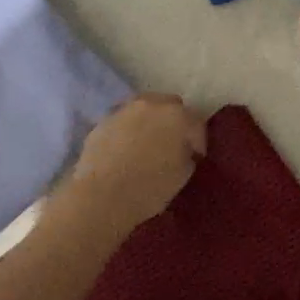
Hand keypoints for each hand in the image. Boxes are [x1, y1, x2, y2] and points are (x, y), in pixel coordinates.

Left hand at [64, 94, 207, 229]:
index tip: (196, 157)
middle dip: (175, 122)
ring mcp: (124, 110)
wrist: (101, 195)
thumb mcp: (183, 175)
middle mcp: (151, 104)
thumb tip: (183, 149)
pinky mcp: (102, 121)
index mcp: (178, 116)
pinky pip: (123, 121)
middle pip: (171, 106)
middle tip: (173, 145)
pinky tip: (126, 150)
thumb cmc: (150, 187)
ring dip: (150, 122)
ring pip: (144, 109)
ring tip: (147, 145)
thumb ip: (187, 154)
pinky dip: (128, 131)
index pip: (197, 124)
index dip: (198, 142)